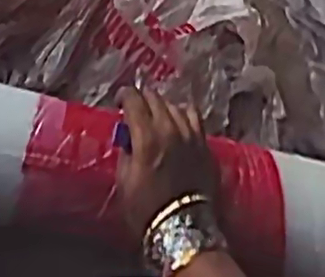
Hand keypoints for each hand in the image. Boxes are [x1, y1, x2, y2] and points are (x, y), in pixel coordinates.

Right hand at [116, 86, 218, 237]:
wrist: (183, 230)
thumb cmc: (147, 209)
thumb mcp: (124, 183)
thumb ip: (125, 152)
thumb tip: (128, 137)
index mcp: (147, 137)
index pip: (134, 100)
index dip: (125, 94)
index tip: (120, 99)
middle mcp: (169, 128)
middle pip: (155, 98)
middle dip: (142, 99)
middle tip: (136, 108)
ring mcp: (190, 133)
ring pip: (174, 105)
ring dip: (162, 106)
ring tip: (156, 115)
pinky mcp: (203, 142)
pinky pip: (194, 115)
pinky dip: (183, 112)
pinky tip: (178, 118)